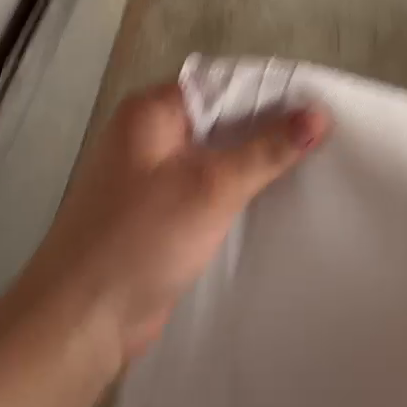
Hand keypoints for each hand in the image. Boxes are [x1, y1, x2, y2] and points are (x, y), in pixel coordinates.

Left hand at [0, 82, 330, 406]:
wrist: (80, 323)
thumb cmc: (141, 238)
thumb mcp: (212, 186)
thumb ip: (268, 148)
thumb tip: (319, 115)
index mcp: (153, 110)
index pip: (224, 83)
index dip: (271, 91)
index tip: (319, 103)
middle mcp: (151, 133)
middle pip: (224, 117)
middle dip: (270, 127)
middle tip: (326, 135)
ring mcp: (154, 174)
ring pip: (219, 153)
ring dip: (257, 160)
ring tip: (313, 162)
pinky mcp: (161, 210)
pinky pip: (210, 185)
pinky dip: (240, 188)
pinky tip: (276, 197)